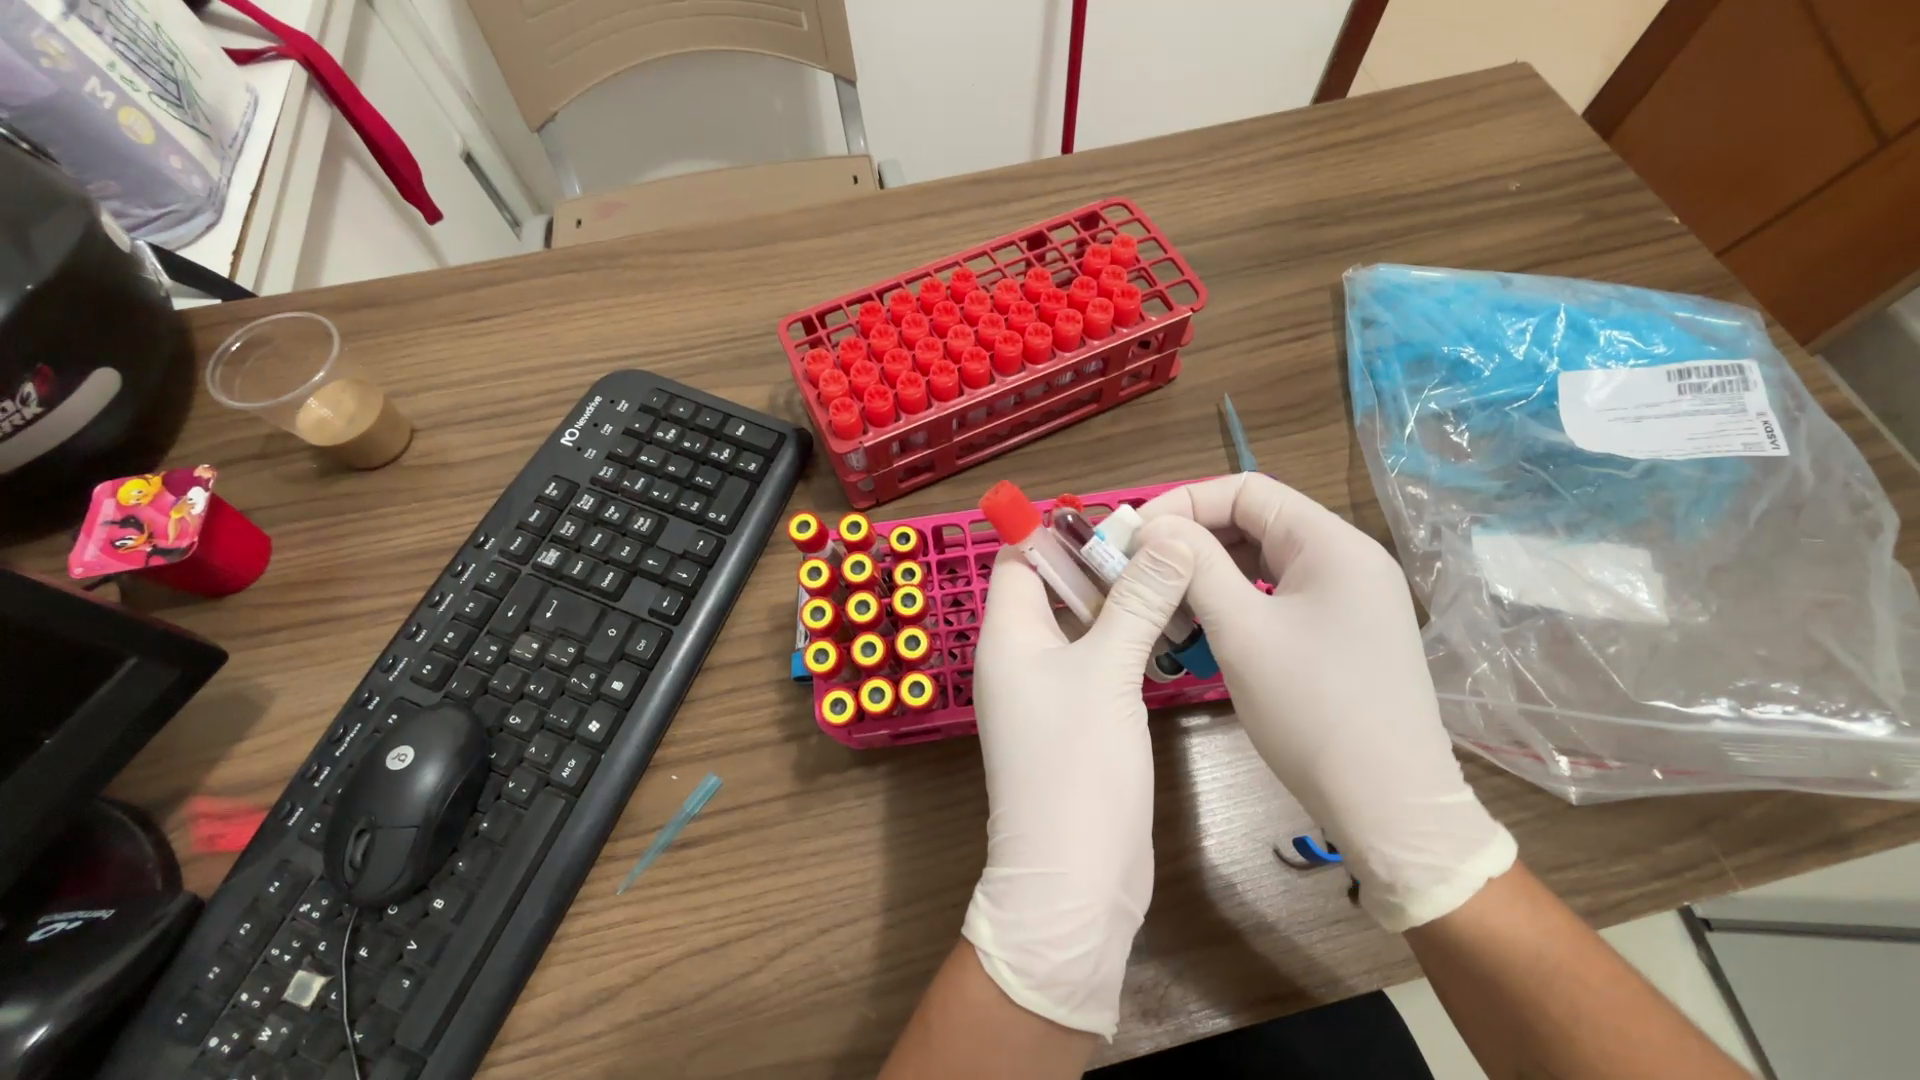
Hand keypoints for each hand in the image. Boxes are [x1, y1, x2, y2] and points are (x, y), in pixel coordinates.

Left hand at [963, 534, 1195, 1036]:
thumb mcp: (1107, 672)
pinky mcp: (1077, 725)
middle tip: (1168, 542)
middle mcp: (1020, 659)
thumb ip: (1135, 602)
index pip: (1018, 561)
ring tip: (1180, 575)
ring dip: (1121, 603)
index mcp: (1008, 637)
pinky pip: (1097, 665)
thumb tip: (1167, 536)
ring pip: (1082, 628)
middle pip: (1055, 591)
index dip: (1056, 532)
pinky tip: (1172, 631)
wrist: (1074, 879)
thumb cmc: (1076, 766)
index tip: (1119, 515)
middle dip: (1102, 564)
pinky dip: (1127, 643)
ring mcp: (1048, 695)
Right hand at [1138, 473, 1514, 931]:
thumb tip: (1155, 528)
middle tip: (1139, 570)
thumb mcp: (1242, 633)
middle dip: (1194, 539)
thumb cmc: (1312, 710)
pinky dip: (1236, 602)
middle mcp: (1348, 559)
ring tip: (1163, 600)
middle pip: (1257, 522)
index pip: (1247, 490)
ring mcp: (1350, 599)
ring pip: (1265, 562)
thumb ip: (1196, 567)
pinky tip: (1201, 626)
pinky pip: (1280, 596)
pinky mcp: (1344, 633)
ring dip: (1211, 573)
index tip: (1136, 537)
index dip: (1185, 503)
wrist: (1388, 804)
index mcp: (1333, 544)